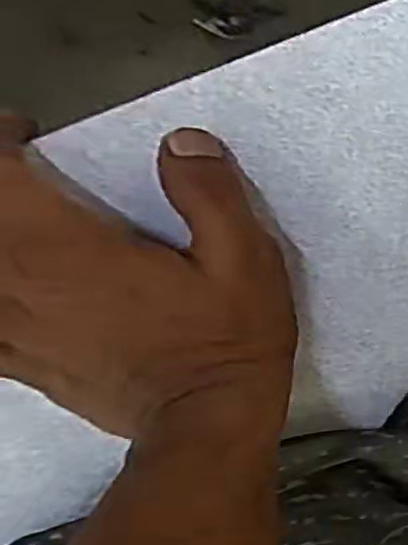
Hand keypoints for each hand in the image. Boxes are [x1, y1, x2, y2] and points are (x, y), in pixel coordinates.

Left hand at [0, 120, 295, 439]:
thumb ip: (211, 199)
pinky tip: (18, 294)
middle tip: (22, 177)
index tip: (26, 133)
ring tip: (23, 230)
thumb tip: (184, 141)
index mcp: (62, 244)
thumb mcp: (247, 261)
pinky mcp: (7, 351)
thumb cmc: (231, 333)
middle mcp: (8, 274)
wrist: (207, 411)